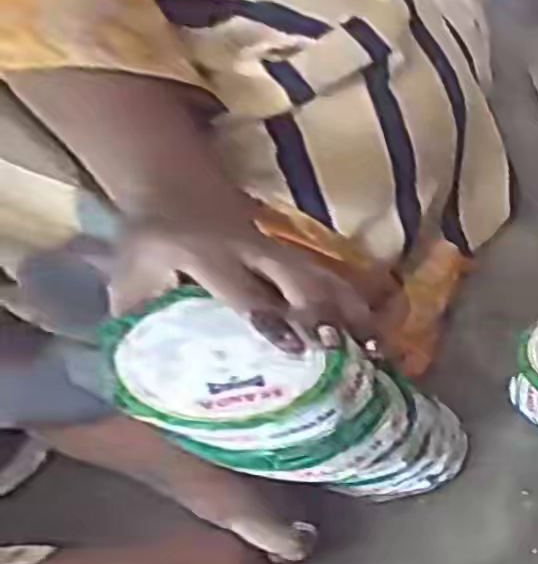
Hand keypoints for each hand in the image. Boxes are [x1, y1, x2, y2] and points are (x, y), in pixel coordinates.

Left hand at [110, 216, 372, 352]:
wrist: (184, 202)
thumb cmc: (154, 248)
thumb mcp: (130, 273)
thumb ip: (140, 311)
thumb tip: (146, 360)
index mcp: (204, 255)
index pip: (244, 290)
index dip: (272, 318)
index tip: (295, 347)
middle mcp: (256, 255)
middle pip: (303, 286)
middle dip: (326, 317)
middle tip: (341, 348)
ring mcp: (291, 259)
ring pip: (333, 288)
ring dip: (358, 320)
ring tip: (378, 352)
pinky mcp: (313, 266)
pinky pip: (347, 291)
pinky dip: (367, 317)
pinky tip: (380, 342)